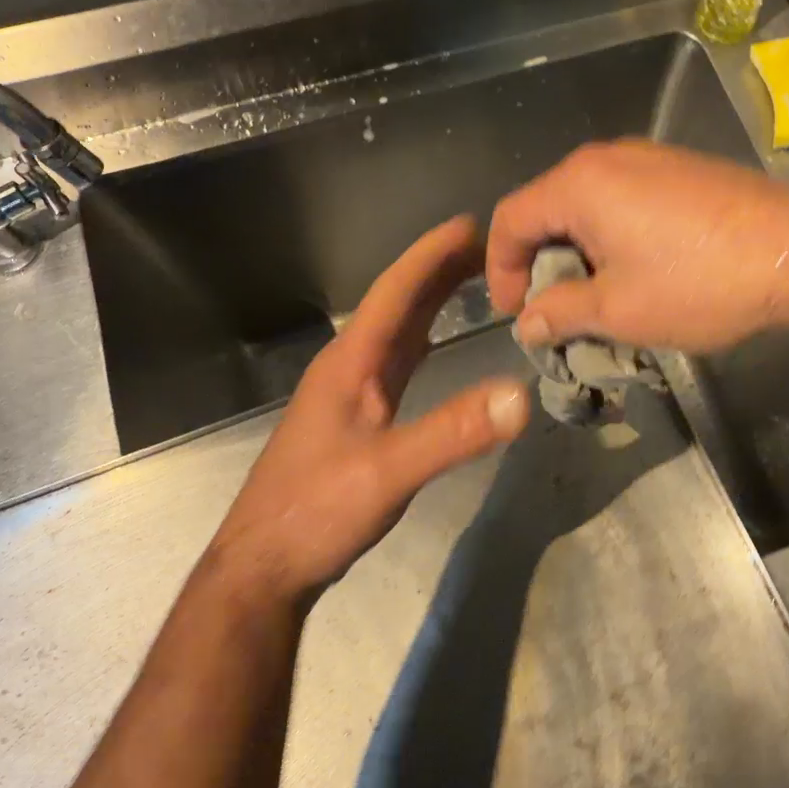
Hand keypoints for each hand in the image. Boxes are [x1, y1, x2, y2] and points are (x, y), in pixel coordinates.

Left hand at [211, 216, 530, 603]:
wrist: (266, 564)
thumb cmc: (316, 512)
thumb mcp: (388, 473)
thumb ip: (452, 434)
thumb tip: (522, 395)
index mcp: (351, 364)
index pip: (395, 293)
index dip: (433, 255)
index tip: (475, 223)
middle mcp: (349, 367)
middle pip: (399, 304)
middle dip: (441, 269)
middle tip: (492, 244)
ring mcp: (350, 394)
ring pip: (399, 332)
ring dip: (434, 301)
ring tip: (475, 279)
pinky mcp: (357, 419)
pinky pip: (399, 362)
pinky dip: (426, 339)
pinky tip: (438, 343)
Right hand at [486, 139, 788, 352]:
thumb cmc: (698, 283)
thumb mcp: (619, 310)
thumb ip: (561, 312)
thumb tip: (528, 322)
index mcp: (580, 184)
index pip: (511, 219)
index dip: (501, 270)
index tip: (516, 314)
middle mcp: (609, 158)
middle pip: (549, 208)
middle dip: (542, 264)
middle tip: (557, 312)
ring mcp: (652, 159)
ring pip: (590, 206)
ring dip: (581, 254)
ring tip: (600, 300)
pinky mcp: (685, 171)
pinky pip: (627, 201)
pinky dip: (615, 238)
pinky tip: (642, 273)